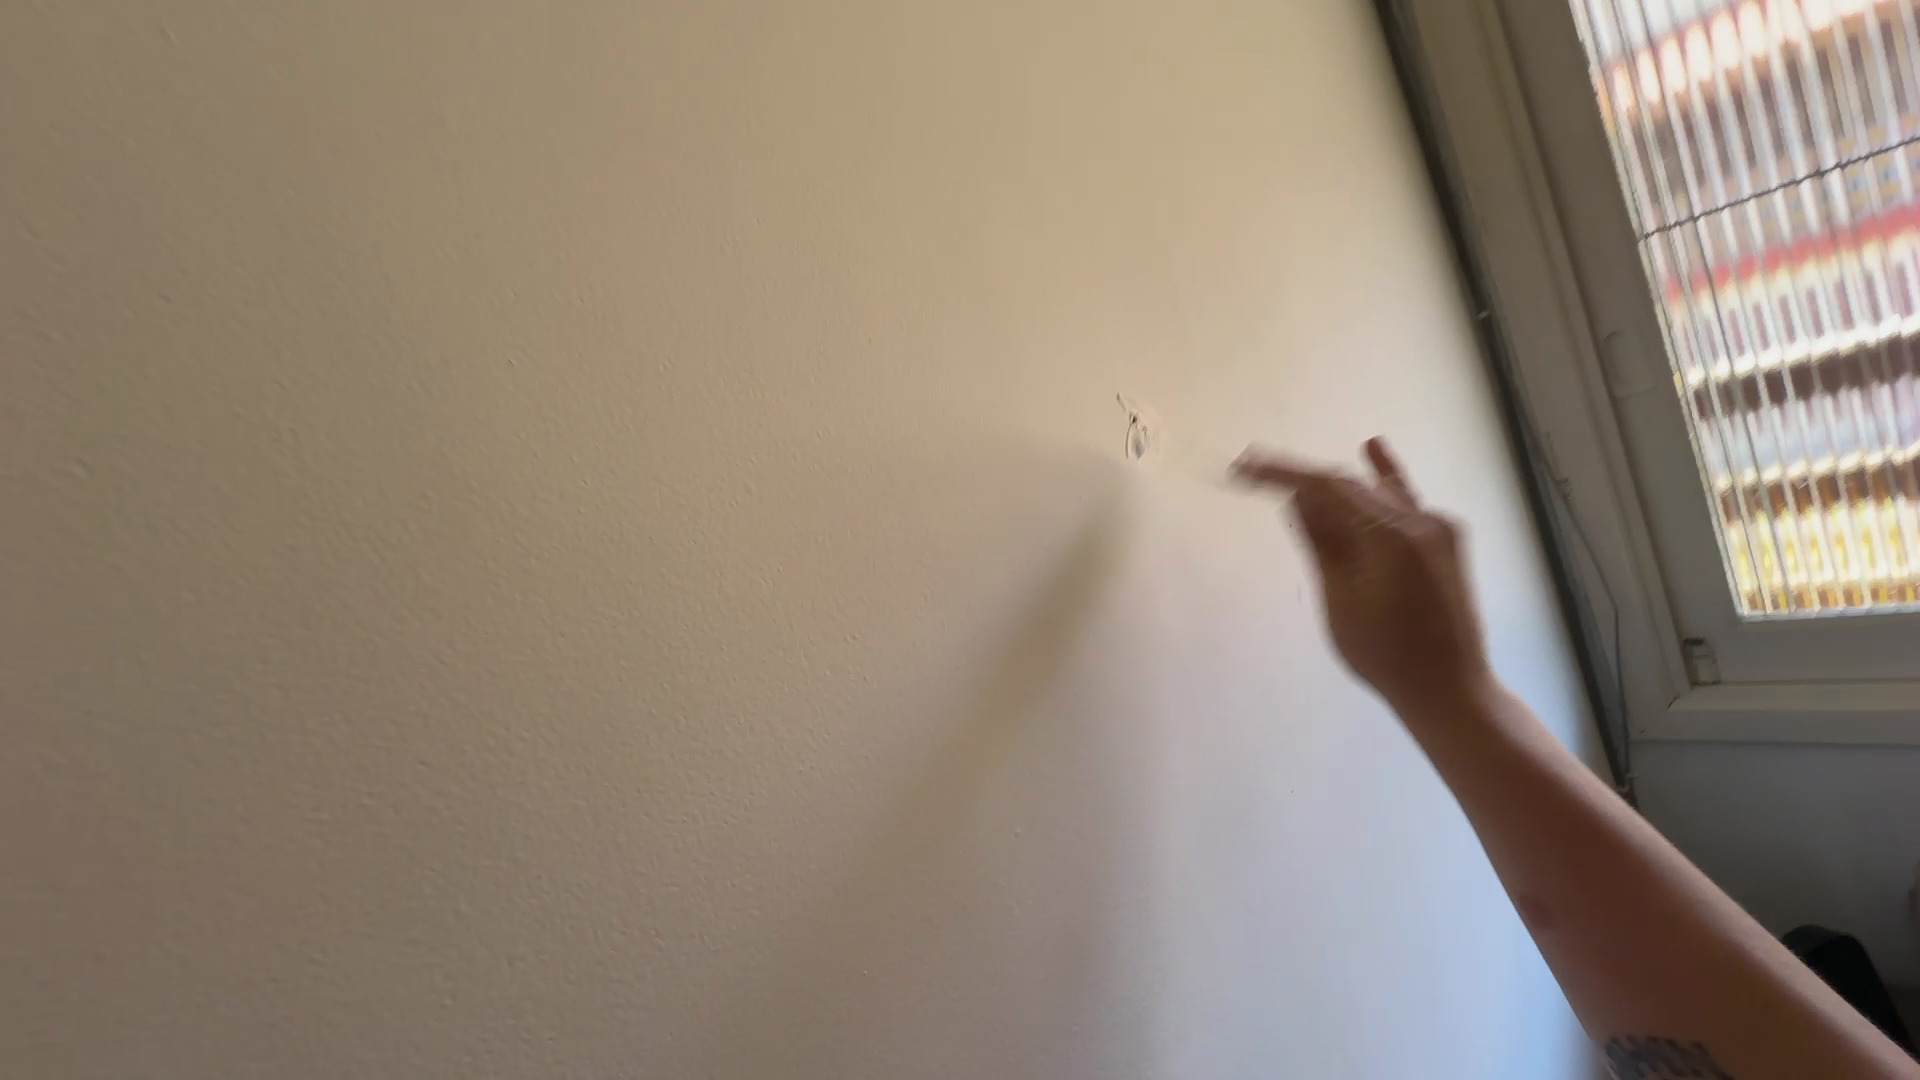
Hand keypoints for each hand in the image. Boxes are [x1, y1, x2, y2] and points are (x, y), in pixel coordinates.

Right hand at [1231, 437, 1493, 718]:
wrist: (1448, 689)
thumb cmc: (1384, 655)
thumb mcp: (1339, 599)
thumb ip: (1321, 543)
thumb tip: (1296, 497)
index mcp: (1390, 536)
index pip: (1327, 487)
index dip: (1281, 473)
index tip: (1242, 468)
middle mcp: (1420, 520)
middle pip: (1348, 485)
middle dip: (1299, 478)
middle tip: (1250, 472)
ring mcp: (1437, 528)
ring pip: (1373, 492)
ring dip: (1330, 484)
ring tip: (1287, 476)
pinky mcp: (1443, 541)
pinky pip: (1405, 501)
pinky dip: (1383, 479)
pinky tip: (1372, 448)